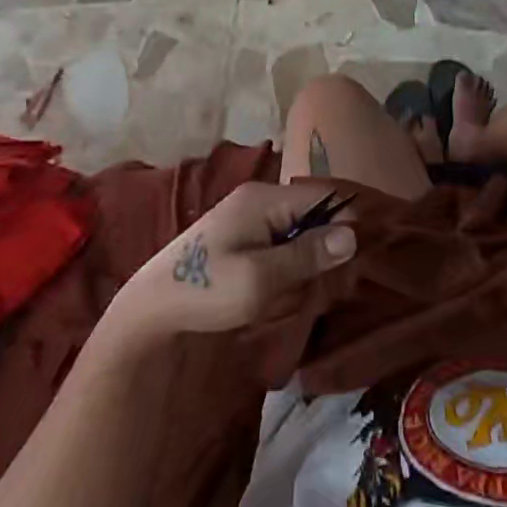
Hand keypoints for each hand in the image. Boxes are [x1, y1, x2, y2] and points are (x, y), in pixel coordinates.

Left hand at [100, 182, 356, 346]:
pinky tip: (278, 295)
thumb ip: (307, 254)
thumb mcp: (262, 277)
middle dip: (322, 252)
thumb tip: (353, 234)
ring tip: (293, 297)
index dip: (344, 225)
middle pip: (312, 216)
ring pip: (298, 236)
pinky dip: (286, 271)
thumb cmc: (206, 290)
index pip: (322, 197)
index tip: (354, 263)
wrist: (152, 309)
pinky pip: (279, 248)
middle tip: (322, 289)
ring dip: (303, 266)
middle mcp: (257, 201)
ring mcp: (246, 221)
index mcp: (262, 199)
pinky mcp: (240, 241)